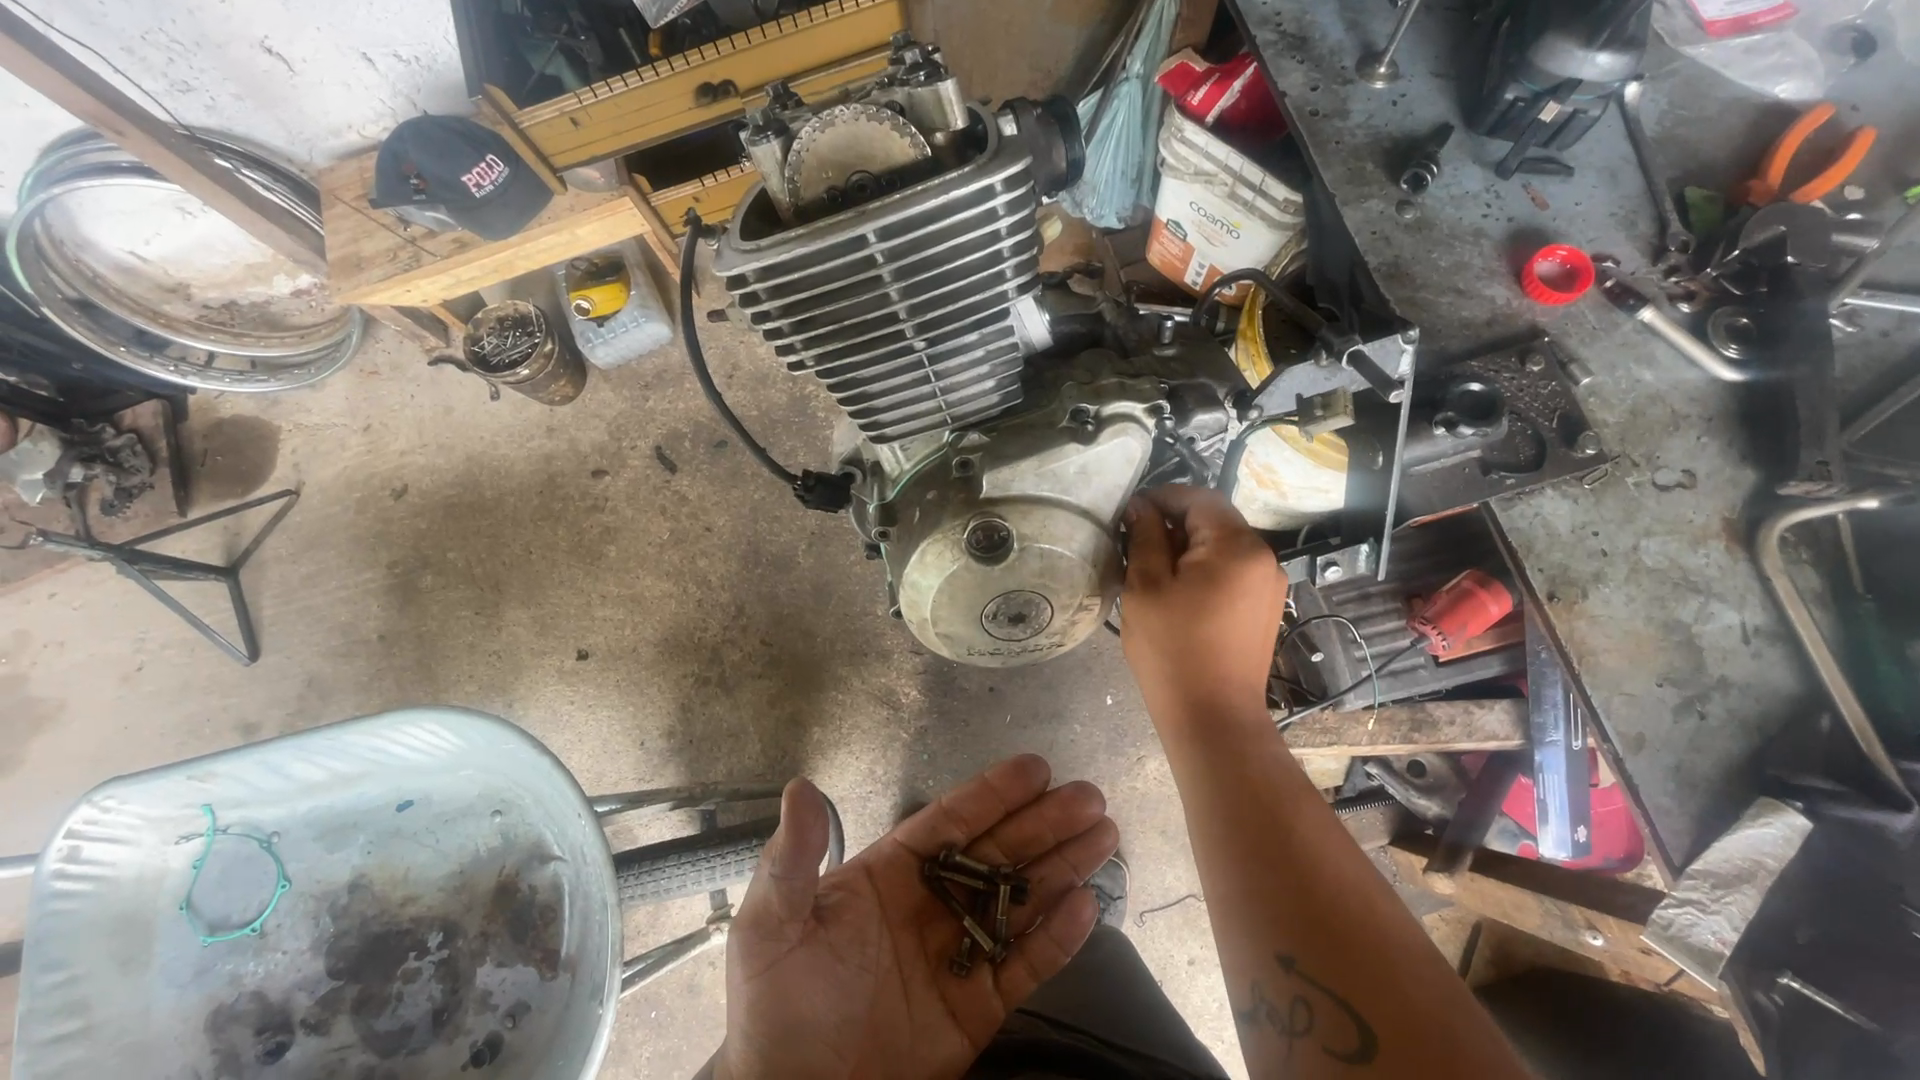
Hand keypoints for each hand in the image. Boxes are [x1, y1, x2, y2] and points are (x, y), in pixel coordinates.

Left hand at [712, 756, 1119, 1079]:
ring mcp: (960, 953)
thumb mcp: (772, 925)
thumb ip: (793, 858)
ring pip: (1021, 900)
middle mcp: (933, 903)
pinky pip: (1025, 964)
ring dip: (1062, 866)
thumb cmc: (779, 1003)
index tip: (1036, 767)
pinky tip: (1086, 906)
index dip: (993, 793)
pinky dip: (1057, 937)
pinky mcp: (979, 1005)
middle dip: (1043, 823)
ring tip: (1106, 834)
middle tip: (1090, 797)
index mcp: (890, 874)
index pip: (950, 822)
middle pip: (998, 853)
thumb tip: (800, 786)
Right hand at [1121, 484, 1287, 727]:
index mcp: (1237, 545)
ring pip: (1224, 546)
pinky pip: (1234, 571)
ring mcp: (1270, 584)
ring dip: (1189, 546)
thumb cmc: (1172, 649)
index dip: (1162, 497)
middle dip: (1174, 522)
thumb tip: (1141, 507)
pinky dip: (1206, 568)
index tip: (1129, 512)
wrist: (1213, 716)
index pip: (1199, 498)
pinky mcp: (1266, 607)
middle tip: (1134, 541)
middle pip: (1215, 520)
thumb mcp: (1146, 587)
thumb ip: (1144, 537)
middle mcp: (1263, 557)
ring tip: (1153, 568)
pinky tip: (1179, 591)